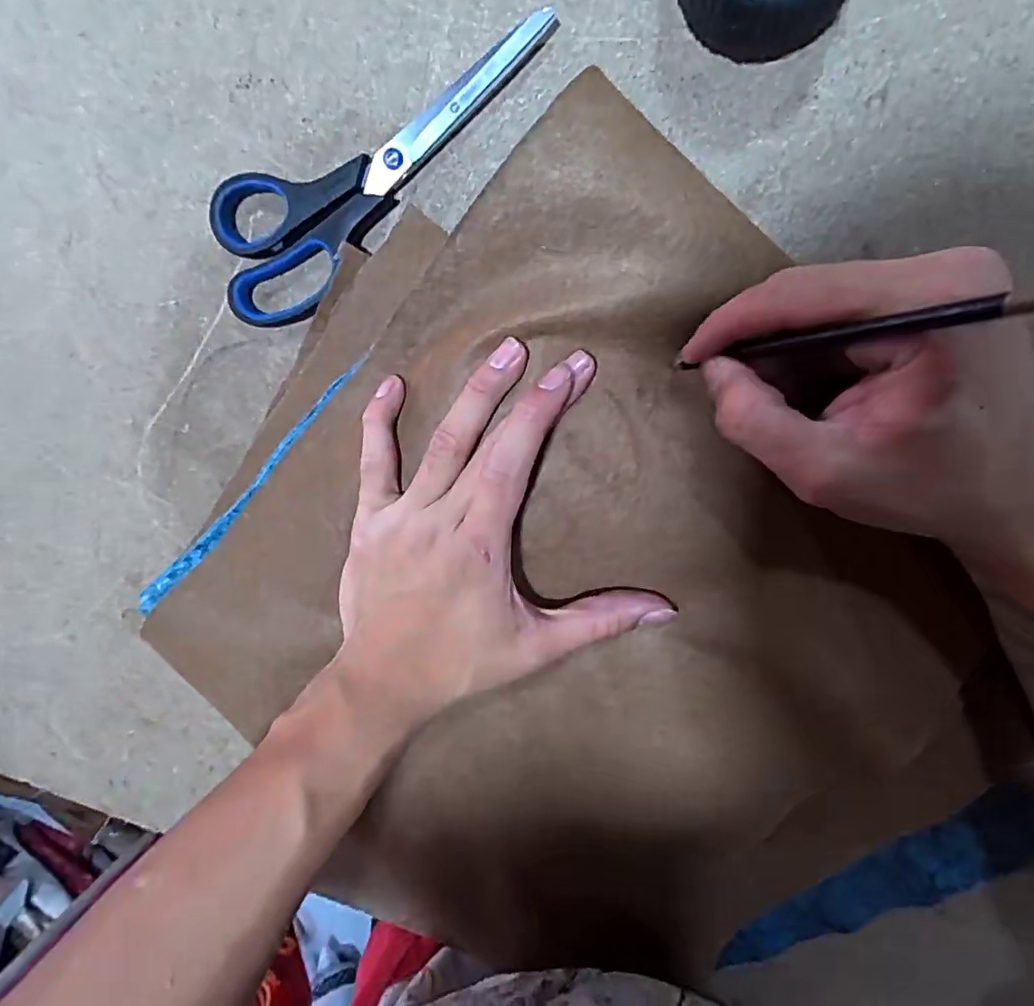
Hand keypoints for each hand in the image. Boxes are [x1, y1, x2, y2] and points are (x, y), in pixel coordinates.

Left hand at [326, 338, 675, 734]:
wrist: (380, 682)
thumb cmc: (460, 664)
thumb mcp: (535, 646)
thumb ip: (598, 621)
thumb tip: (665, 609)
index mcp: (480, 538)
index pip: (514, 458)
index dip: (542, 411)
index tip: (570, 372)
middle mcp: (440, 515)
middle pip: (481, 440)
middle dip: (515, 392)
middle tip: (538, 351)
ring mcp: (400, 514)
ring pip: (436, 443)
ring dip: (467, 395)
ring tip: (495, 354)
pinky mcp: (369, 521)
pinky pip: (373, 466)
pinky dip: (378, 424)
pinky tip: (391, 386)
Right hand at [679, 247, 1033, 566]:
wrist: (1018, 498)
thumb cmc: (931, 491)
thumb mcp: (824, 473)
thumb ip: (755, 422)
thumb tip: (715, 370)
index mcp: (932, 302)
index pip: (802, 294)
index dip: (733, 322)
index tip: (691, 358)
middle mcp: (947, 268)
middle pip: (813, 290)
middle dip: (758, 338)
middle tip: (727, 385)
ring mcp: (951, 272)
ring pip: (825, 296)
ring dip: (784, 342)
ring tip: (770, 393)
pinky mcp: (944, 287)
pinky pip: (848, 305)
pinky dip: (813, 342)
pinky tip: (809, 381)